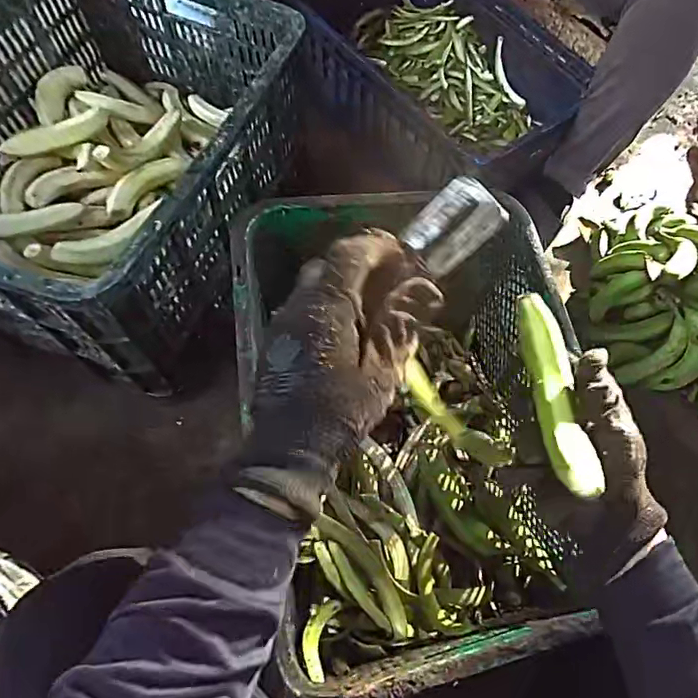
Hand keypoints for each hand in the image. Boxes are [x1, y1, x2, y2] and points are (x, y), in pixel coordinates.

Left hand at [237, 230, 443, 521]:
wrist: (287, 450)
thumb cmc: (338, 412)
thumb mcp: (380, 374)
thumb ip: (398, 329)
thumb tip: (419, 294)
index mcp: (325, 307)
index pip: (349, 255)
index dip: (379, 247)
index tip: (404, 254)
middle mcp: (298, 305)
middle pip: (329, 264)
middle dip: (362, 263)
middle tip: (392, 278)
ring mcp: (283, 321)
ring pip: (314, 283)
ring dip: (345, 284)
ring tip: (374, 305)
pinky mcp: (277, 338)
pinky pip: (305, 305)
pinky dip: (330, 303)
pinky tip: (350, 328)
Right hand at [533, 349, 668, 592]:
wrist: (611, 519)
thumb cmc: (622, 468)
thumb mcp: (619, 429)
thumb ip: (603, 396)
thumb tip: (597, 352)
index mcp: (578, 402)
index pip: (554, 373)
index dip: (543, 363)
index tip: (533, 357)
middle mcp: (553, 418)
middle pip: (527, 400)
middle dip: (532, 411)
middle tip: (549, 427)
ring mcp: (537, 444)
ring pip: (518, 433)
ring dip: (530, 447)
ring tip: (546, 463)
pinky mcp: (525, 471)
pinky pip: (508, 467)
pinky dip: (516, 473)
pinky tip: (533, 478)